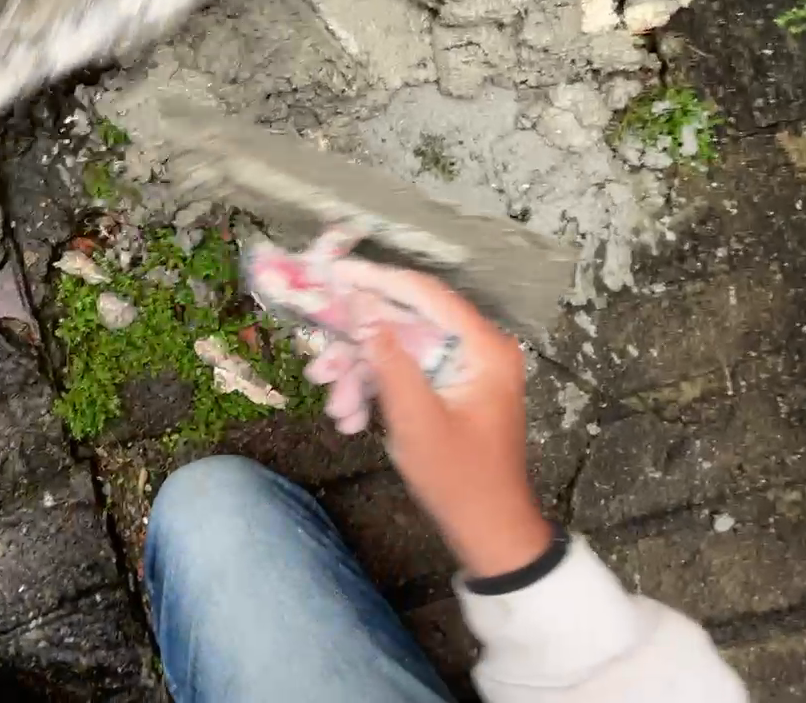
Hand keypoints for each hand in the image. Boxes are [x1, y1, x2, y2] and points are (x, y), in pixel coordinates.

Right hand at [305, 261, 552, 578]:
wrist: (487, 533)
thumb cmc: (458, 478)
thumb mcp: (416, 416)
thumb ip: (388, 356)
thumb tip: (360, 305)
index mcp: (482, 347)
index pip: (422, 293)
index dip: (375, 279)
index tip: (333, 271)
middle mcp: (473, 347)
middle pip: (400, 323)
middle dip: (355, 345)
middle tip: (318, 360)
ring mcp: (459, 366)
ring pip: (392, 349)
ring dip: (357, 375)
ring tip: (334, 405)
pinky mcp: (444, 384)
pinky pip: (399, 371)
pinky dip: (371, 389)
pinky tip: (349, 417)